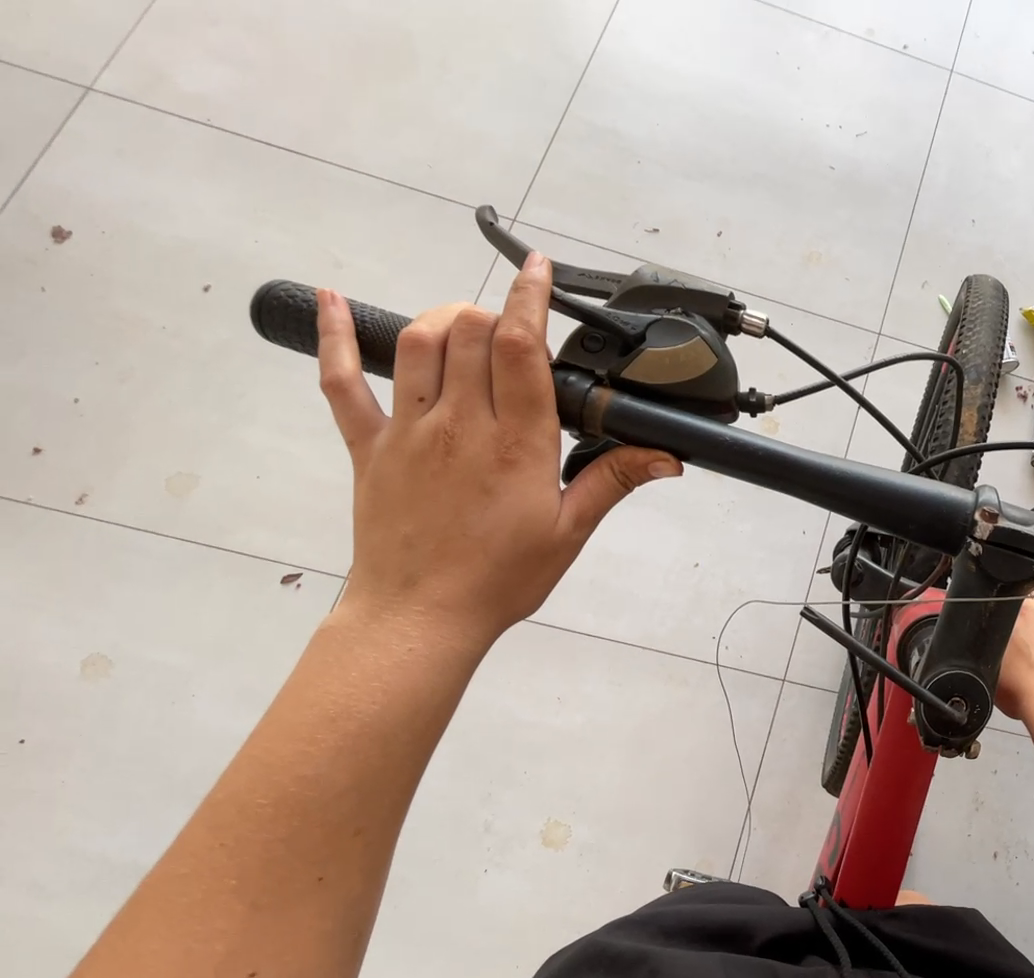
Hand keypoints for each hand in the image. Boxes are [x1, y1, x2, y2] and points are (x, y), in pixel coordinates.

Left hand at [315, 254, 680, 644]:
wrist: (421, 616)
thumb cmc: (500, 578)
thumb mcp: (571, 532)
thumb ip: (613, 482)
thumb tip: (668, 456)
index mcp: (516, 444)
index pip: (522, 349)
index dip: (530, 299)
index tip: (538, 268)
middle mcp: (460, 425)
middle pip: (469, 333)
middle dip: (494, 312)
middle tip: (517, 329)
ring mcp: (408, 432)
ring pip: (416, 343)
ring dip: (442, 319)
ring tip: (467, 327)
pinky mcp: (369, 448)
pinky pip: (342, 382)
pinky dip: (333, 338)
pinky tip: (329, 302)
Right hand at [996, 594, 1033, 721]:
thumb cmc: (1024, 692)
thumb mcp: (987, 673)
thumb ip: (987, 654)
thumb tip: (988, 653)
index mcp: (999, 615)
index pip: (995, 603)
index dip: (999, 619)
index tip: (1004, 633)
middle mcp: (1025, 607)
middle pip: (1020, 601)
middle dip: (1022, 617)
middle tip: (1024, 644)